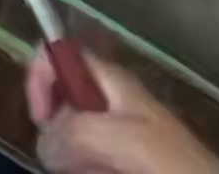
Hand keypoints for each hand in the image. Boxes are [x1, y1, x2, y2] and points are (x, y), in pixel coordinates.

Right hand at [25, 48, 218, 173]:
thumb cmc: (178, 169)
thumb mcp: (127, 140)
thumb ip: (78, 132)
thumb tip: (44, 142)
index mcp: (110, 82)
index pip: (58, 55)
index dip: (40, 76)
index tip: (40, 118)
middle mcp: (110, 105)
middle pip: (60, 104)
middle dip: (56, 135)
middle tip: (69, 164)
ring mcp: (119, 142)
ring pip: (72, 143)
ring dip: (71, 163)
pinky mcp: (122, 168)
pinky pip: (88, 166)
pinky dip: (84, 171)